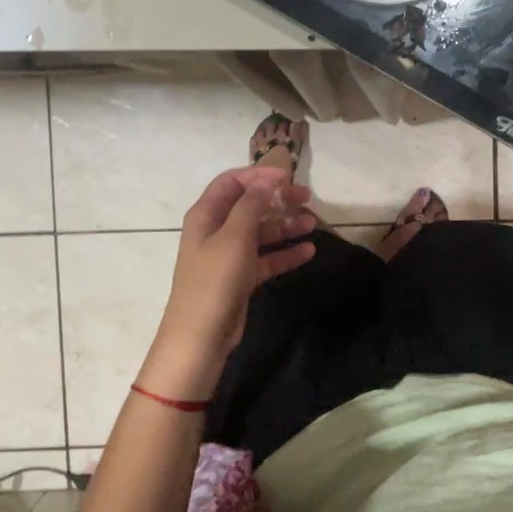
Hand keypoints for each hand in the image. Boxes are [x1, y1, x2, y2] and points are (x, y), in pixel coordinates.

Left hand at [139, 166, 317, 399]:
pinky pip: (266, 258)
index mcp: (206, 215)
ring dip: (285, 226)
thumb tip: (268, 179)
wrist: (200, 336)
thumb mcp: (235, 236)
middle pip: (249, 205)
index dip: (258, 175)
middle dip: (277, 199)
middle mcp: (216, 230)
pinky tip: (308, 251)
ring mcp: (228, 255)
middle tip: (307, 198)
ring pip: (261, 232)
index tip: (288, 176)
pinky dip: (285, 253)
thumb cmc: (214, 280)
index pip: (231, 182)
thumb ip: (252, 204)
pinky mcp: (241, 278)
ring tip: (312, 224)